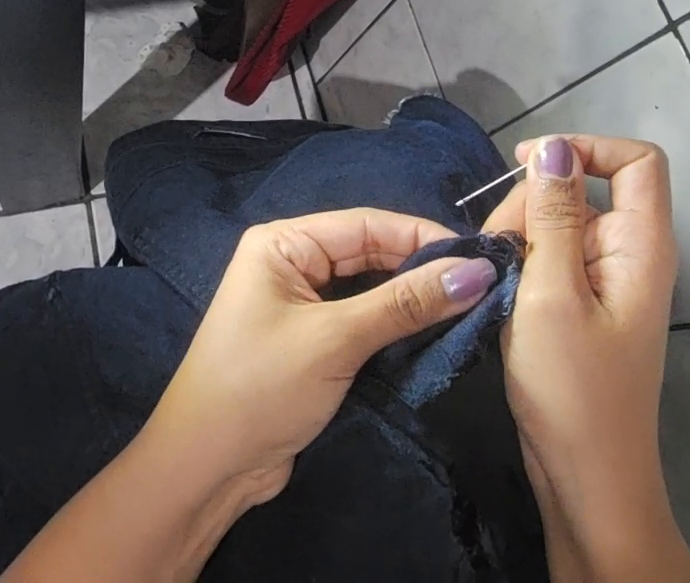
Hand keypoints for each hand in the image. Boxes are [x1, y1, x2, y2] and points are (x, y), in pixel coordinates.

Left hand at [4, 209, 499, 582]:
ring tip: (470, 306)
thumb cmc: (261, 387)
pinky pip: (361, 318)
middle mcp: (291, 263)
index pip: (365, 224)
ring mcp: (300, 303)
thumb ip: (404, 303)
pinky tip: (433, 332)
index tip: (481, 257)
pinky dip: (395, 324)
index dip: (423, 236)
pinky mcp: (310, 340)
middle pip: (369, 252)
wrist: (207, 465)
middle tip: (483, 287)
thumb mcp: (335, 340)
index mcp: (283, 244)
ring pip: (369, 287)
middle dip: (420, 268)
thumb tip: (476, 272)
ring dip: (412, 298)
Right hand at [482, 135, 689, 580]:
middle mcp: (628, 252)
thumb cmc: (572, 387)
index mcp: (640, 244)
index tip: (525, 165)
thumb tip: (553, 147)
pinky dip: (517, 263)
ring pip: (553, 222)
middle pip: (580, 189)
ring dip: (515, 238)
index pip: (634, 160)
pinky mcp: (579, 300)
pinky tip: (499, 293)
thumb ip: (551, 216)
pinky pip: (546, 256)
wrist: (584, 475)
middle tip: (497, 251)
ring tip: (496, 282)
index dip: (584, 148)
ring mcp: (603, 278)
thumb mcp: (551, 293)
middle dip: (529, 205)